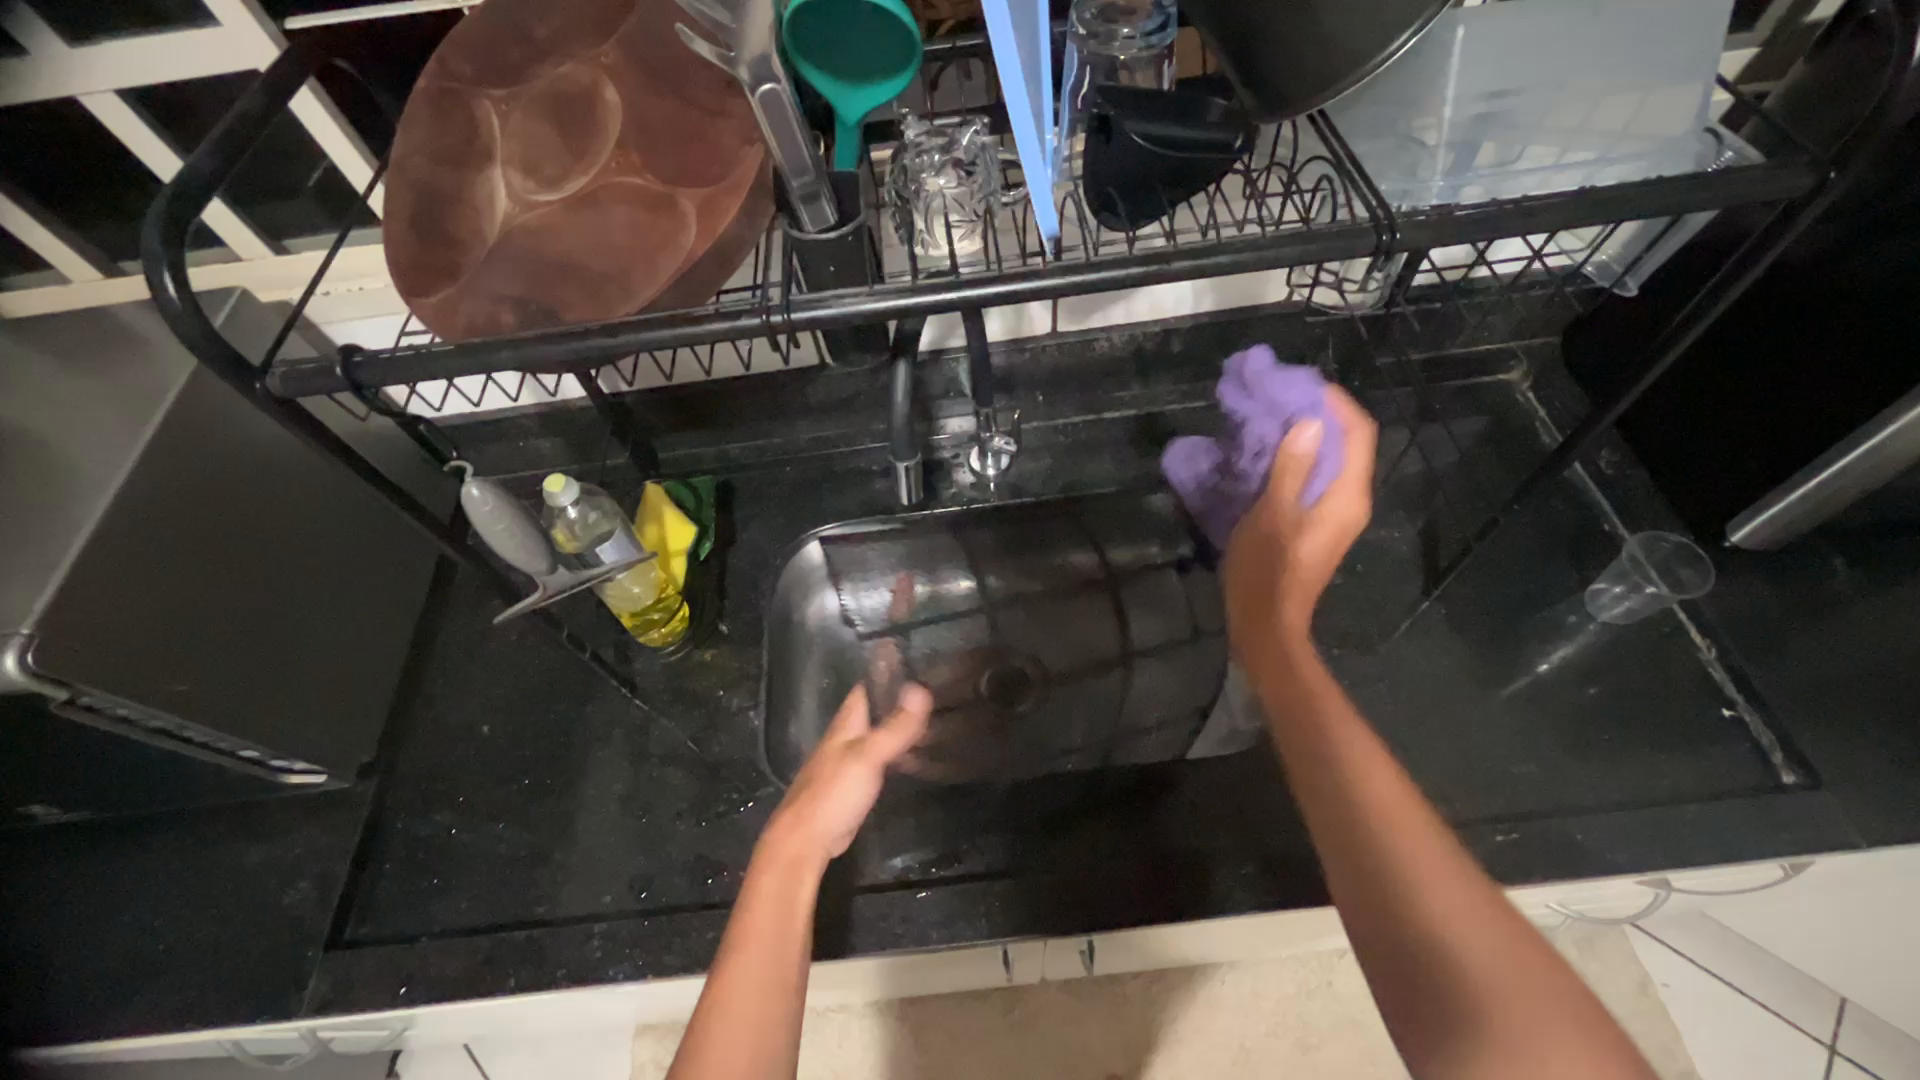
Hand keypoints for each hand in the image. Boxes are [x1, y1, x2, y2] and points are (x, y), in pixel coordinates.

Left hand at [761, 683, 931, 867]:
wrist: (805, 841)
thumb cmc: (833, 793)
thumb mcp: (868, 756)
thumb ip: (895, 726)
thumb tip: (920, 687)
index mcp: (846, 724)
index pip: (868, 686)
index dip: (888, 671)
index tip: (917, 658)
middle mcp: (846, 737)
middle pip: (875, 710)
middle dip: (900, 699)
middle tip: (936, 690)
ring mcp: (848, 762)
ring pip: (878, 735)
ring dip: (901, 727)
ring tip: (934, 720)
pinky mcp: (854, 786)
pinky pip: (880, 760)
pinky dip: (898, 754)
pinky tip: (915, 758)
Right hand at [1223, 385, 1377, 653]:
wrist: (1266, 624)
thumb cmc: (1267, 571)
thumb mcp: (1272, 514)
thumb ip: (1292, 467)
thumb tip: (1308, 421)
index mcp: (1347, 495)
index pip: (1356, 432)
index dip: (1334, 402)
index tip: (1299, 383)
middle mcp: (1350, 501)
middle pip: (1347, 443)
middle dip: (1318, 415)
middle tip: (1278, 396)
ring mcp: (1335, 515)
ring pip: (1331, 461)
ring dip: (1305, 437)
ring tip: (1269, 419)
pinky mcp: (1318, 525)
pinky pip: (1317, 479)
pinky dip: (1297, 460)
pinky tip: (1268, 457)